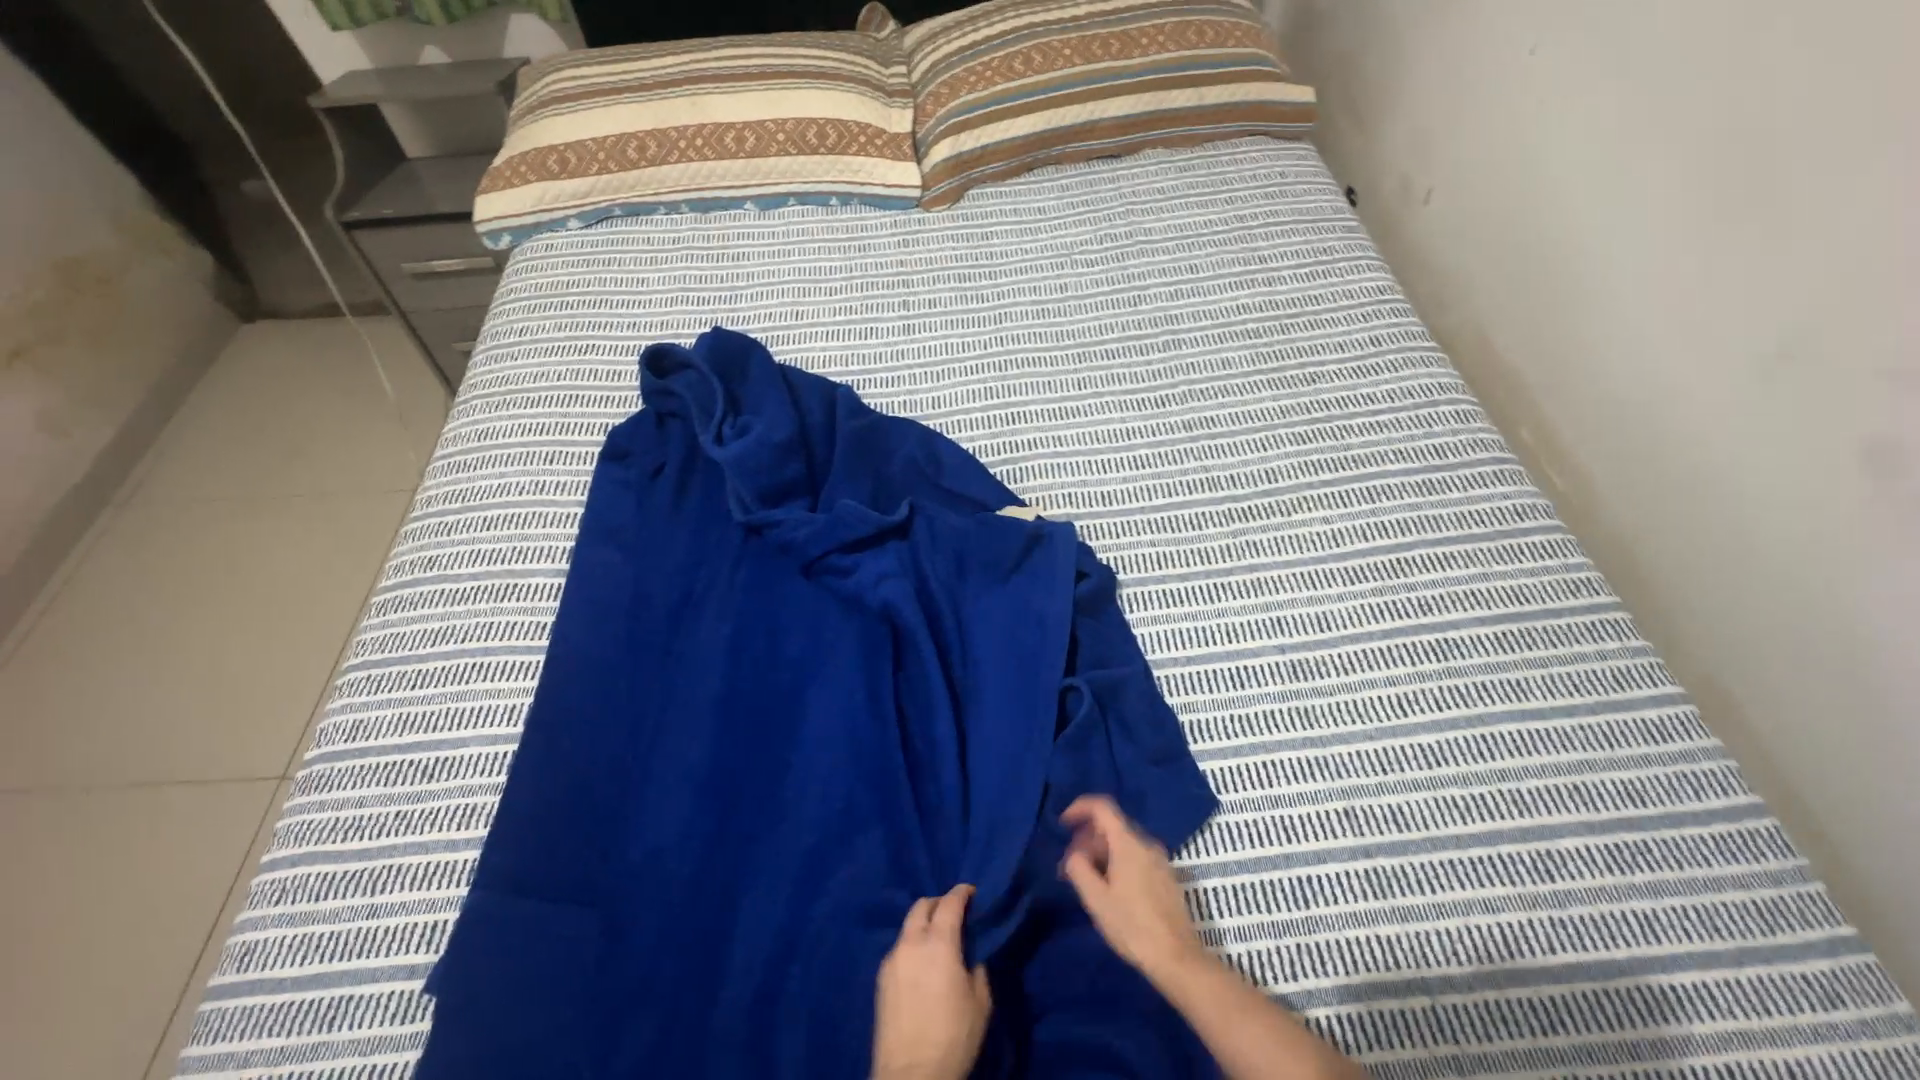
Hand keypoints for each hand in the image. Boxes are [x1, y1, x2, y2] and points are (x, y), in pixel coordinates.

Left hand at [872, 884, 991, 1079]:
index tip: (972, 892)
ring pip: (908, 928)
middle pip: (921, 907)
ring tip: (939, 941)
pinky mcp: (881, 979)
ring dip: (924, 925)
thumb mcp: (980, 1000)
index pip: (949, 903)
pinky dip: (913, 946)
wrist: (911, 1073)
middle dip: (939, 903)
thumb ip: (977, 966)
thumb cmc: (954, 1036)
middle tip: (955, 914)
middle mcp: (910, 943)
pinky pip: (900, 949)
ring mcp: (891, 960)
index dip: (962, 893)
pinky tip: (923, 965)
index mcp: (938, 943)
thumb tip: (972, 952)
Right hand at [1059, 795, 1206, 982]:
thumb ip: (1079, 868)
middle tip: (1069, 866)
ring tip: (1086, 882)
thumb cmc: (1132, 926)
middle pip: (1111, 826)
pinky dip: (1117, 863)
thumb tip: (1075, 854)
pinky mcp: (1166, 877)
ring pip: (1123, 843)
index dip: (1079, 808)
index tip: (1062, 824)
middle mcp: (1147, 844)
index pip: (1102, 807)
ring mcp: (1160, 861)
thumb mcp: (1096, 899)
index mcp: (1129, 844)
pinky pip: (1136, 857)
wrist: (1176, 958)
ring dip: (1100, 854)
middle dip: (1086, 839)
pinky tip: (1109, 890)